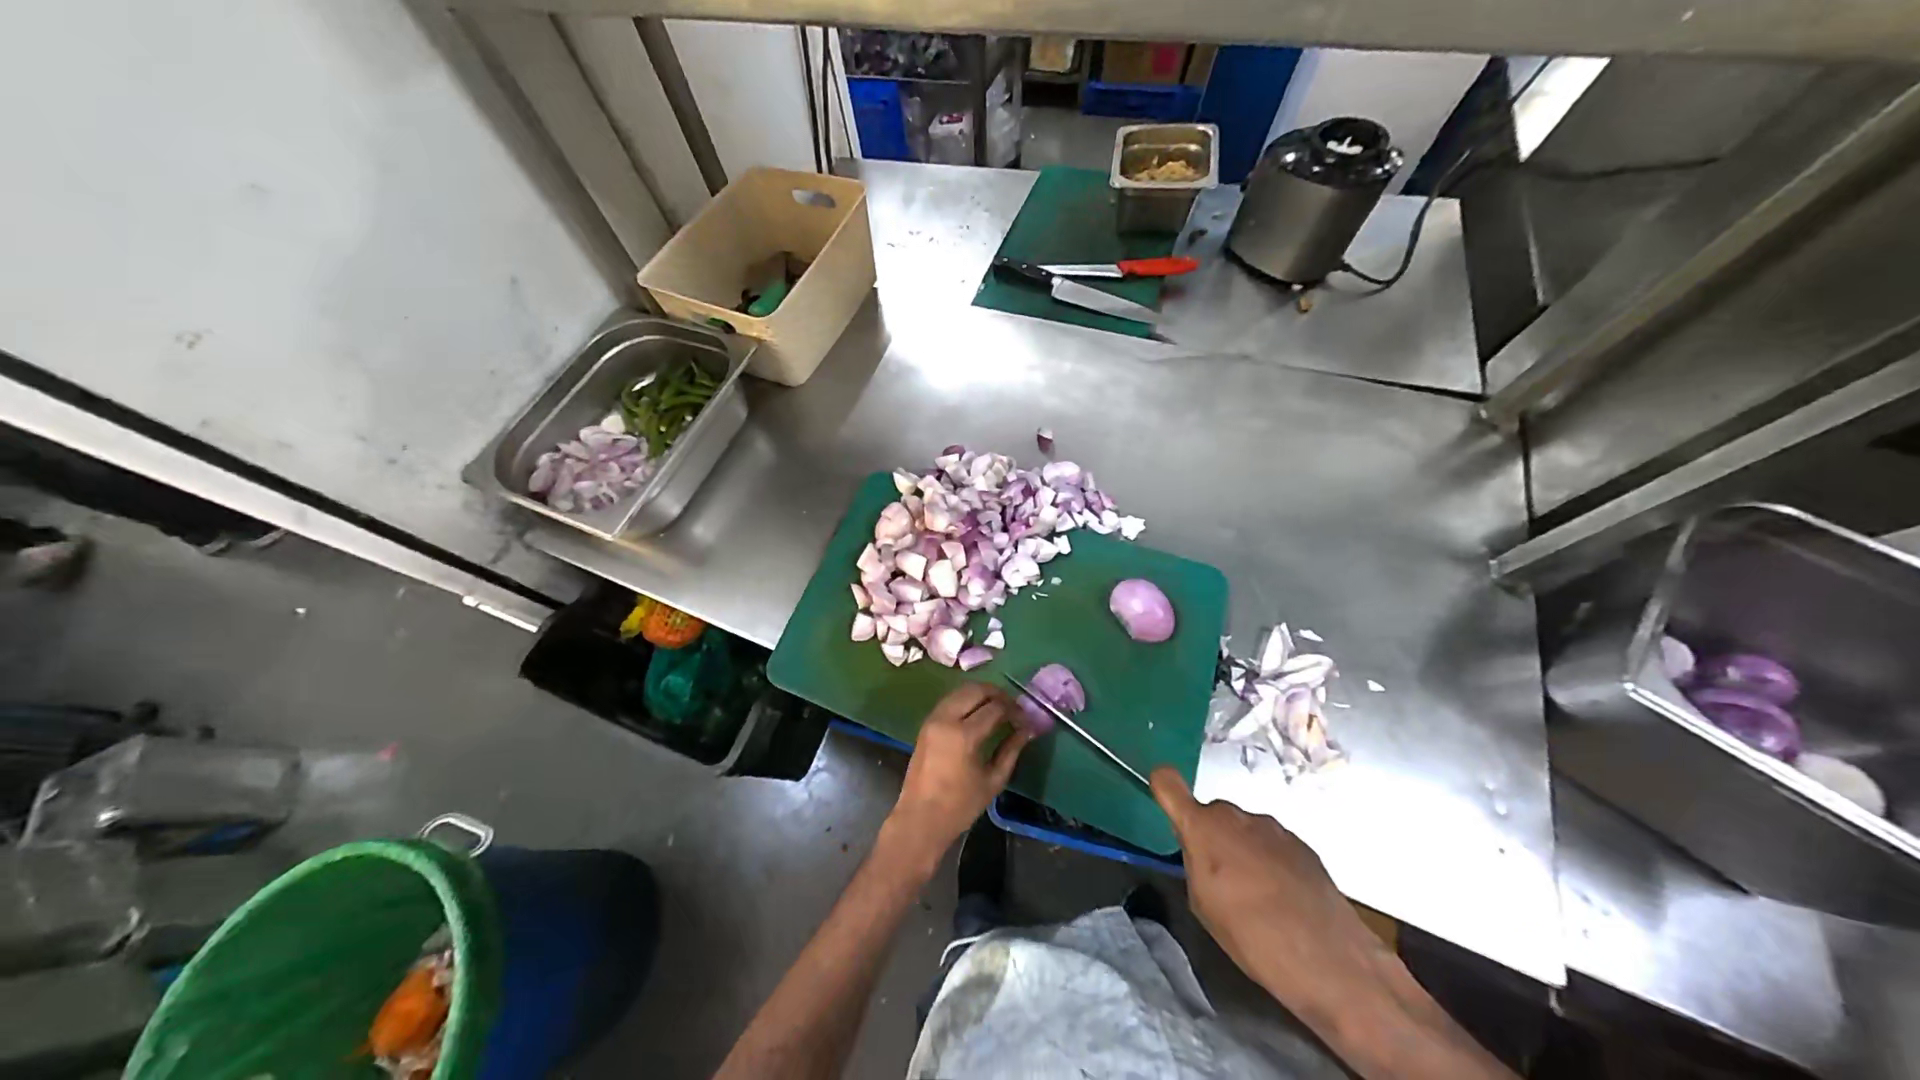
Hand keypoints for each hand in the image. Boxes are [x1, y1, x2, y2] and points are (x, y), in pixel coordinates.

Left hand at [885, 684, 1031, 859]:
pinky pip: (950, 700)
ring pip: (961, 690)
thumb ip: (1011, 750)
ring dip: (981, 694)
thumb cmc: (960, 805)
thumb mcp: (993, 780)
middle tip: (1013, 708)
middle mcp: (946, 719)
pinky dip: (966, 700)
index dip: (1015, 711)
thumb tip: (1027, 730)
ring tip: (998, 709)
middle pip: (976, 690)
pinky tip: (978, 713)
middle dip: (998, 694)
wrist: (920, 818)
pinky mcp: (926, 723)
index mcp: (964, 735)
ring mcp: (933, 718)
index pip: (996, 707)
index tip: (1025, 721)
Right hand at [1150, 766, 1390, 1007]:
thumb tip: (1203, 853)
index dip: (1163, 787)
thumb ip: (1194, 864)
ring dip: (1243, 851)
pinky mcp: (1302, 844)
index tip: (1165, 799)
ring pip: (1244, 830)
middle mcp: (1236, 816)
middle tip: (1219, 879)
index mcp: (1202, 827)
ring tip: (1256, 896)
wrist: (1325, 956)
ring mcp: (1273, 827)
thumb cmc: (1249, 933)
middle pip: (1212, 815)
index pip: (1168, 783)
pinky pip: (1272, 844)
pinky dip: (1270, 862)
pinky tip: (1282, 899)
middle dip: (1211, 838)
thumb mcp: (1201, 903)